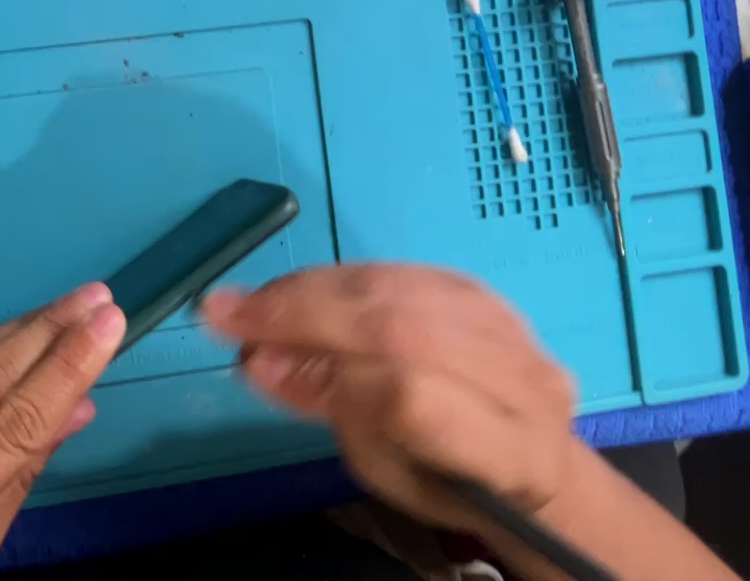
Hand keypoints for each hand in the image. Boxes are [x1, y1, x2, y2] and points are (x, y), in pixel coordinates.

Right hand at [202, 265, 582, 533]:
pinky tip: (295, 291)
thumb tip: (258, 359)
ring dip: (306, 291)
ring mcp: (502, 322)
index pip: (416, 398)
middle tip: (225, 312)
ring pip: (391, 288)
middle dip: (300, 314)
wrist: (524, 451)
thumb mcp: (388, 469)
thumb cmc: (448, 479)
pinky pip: (391, 270)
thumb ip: (334, 410)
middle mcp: (517, 376)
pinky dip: (332, 280)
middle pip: (399, 327)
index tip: (250, 363)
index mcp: (509, 452)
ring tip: (251, 303)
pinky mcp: (476, 287)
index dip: (329, 374)